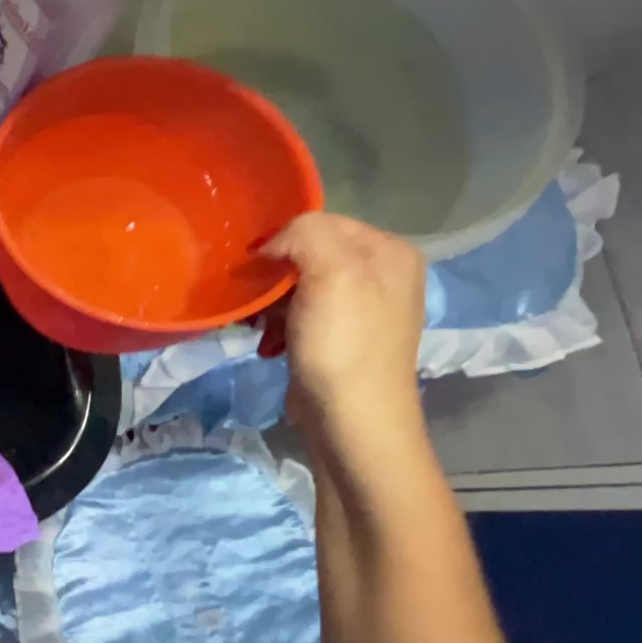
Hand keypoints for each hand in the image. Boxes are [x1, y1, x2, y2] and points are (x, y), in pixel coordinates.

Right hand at [259, 213, 425, 427]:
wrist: (353, 419)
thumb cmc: (342, 344)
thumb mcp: (330, 273)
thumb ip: (306, 235)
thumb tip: (272, 246)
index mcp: (389, 252)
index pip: (321, 223)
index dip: (281, 241)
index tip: (252, 271)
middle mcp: (382, 275)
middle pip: (309, 255)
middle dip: (273, 278)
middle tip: (253, 303)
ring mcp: (363, 309)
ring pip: (298, 288)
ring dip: (270, 306)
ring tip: (257, 327)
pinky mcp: (342, 340)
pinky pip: (300, 317)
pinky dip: (278, 328)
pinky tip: (269, 345)